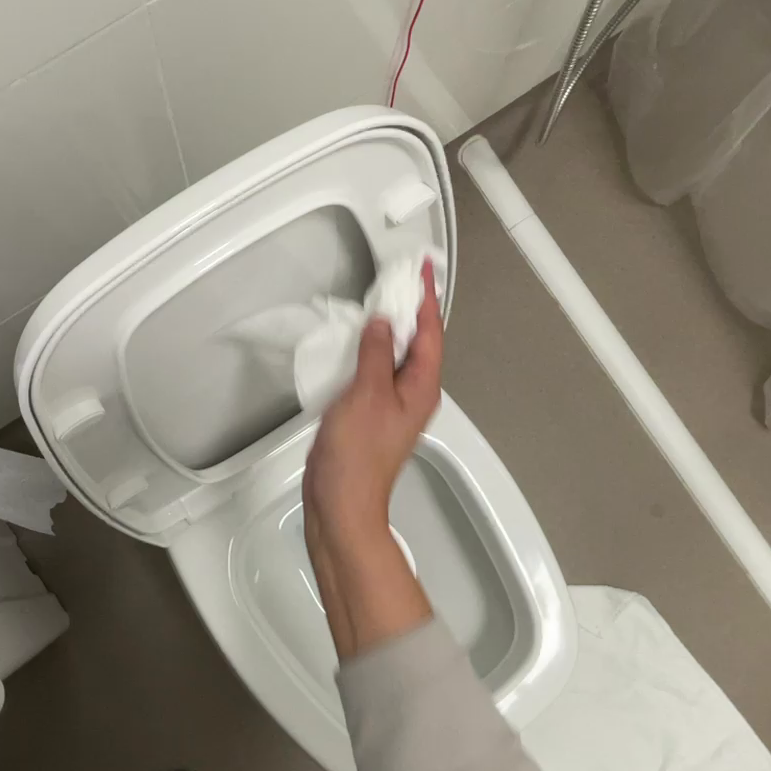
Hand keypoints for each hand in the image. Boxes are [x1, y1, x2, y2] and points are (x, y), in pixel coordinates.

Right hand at [302, 258, 442, 659]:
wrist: (341, 503)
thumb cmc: (356, 455)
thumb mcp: (366, 394)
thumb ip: (376, 353)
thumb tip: (382, 322)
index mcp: (422, 387)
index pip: (429, 331)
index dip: (426, 296)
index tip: (422, 267)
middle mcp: (413, 394)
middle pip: (416, 342)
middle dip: (409, 308)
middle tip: (397, 276)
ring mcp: (392, 406)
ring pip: (394, 357)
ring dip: (387, 329)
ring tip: (376, 300)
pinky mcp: (370, 415)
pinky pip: (375, 373)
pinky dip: (368, 352)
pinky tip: (353, 343)